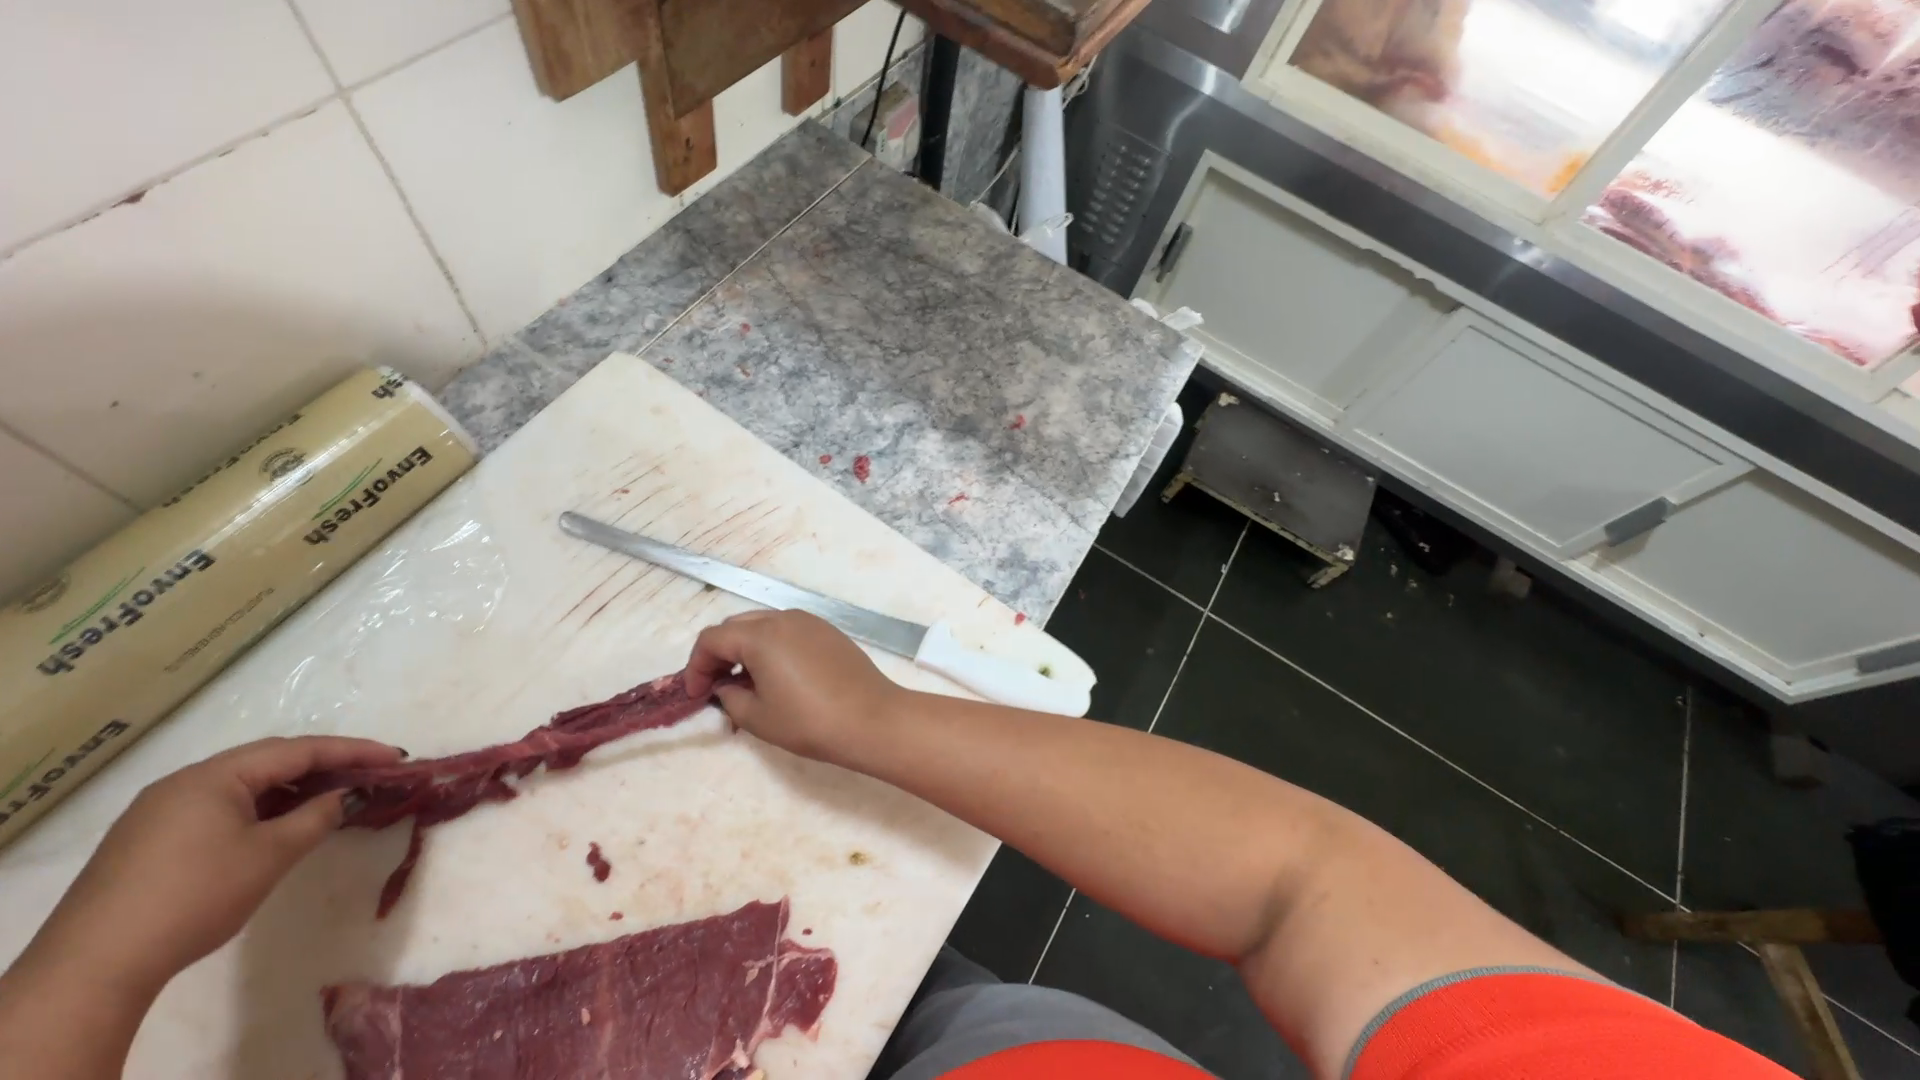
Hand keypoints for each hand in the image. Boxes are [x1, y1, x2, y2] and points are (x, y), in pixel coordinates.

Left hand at [18, 736, 400, 993]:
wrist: (96, 963)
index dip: (352, 750)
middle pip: (270, 761)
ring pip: (245, 785)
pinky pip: (221, 807)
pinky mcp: (150, 840)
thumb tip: (348, 794)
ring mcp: (161, 811)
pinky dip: (262, 808)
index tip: (396, 757)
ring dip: (293, 788)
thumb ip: (318, 816)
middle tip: (371, 774)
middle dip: (324, 764)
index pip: (298, 750)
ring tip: (335, 798)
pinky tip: (281, 825)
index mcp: (213, 776)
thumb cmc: (197, 895)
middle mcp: (184, 782)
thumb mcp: (271, 854)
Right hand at [684, 611, 908, 761]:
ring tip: (746, 684)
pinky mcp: (829, 632)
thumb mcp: (758, 717)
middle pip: (736, 627)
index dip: (696, 667)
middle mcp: (783, 619)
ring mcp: (810, 622)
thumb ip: (729, 697)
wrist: (873, 720)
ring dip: (745, 649)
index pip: (712, 640)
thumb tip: (725, 686)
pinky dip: (771, 647)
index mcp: (760, 636)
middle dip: (719, 654)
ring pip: (762, 626)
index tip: (695, 694)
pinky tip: (777, 677)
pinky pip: (788, 631)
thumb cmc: (810, 722)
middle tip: (716, 687)